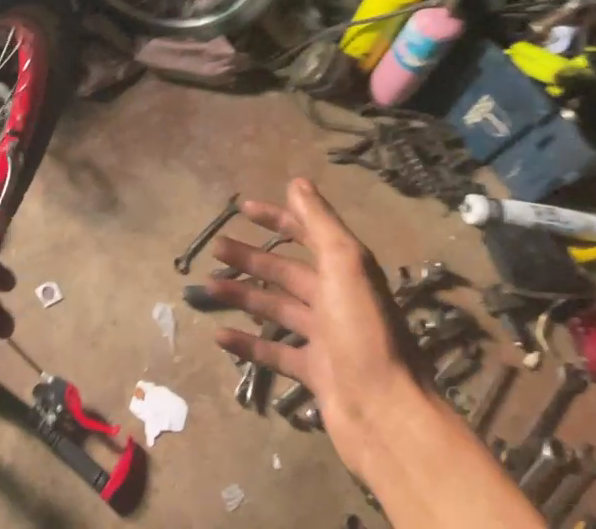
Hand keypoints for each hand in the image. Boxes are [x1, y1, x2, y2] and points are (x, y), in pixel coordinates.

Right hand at [203, 178, 417, 450]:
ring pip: (277, 308)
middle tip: (216, 249)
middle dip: (252, 258)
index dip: (277, 218)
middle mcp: (337, 299)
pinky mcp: (314, 372)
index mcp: (347, 270)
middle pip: (287, 271)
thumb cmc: (364, 331)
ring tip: (209, 288)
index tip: (242, 209)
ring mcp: (325, 338)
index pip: (308, 233)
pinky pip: (274, 352)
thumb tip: (296, 182)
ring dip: (244, 296)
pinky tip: (219, 336)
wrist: (386, 412)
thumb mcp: (346, 264)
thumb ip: (320, 222)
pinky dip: (248, 343)